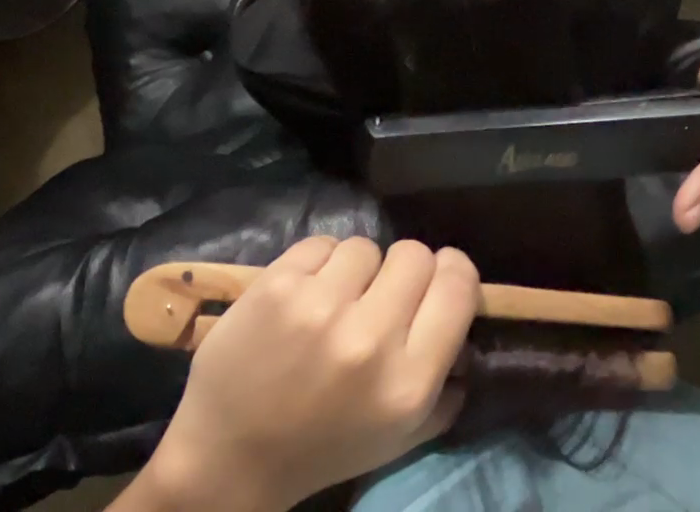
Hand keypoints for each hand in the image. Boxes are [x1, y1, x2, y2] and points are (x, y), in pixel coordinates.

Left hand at [137, 237, 479, 511]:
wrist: (232, 454)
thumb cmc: (324, 447)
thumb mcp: (401, 436)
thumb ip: (445, 385)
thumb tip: (467, 330)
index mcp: (409, 381)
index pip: (457, 286)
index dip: (453, 272)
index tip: (439, 277)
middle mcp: (370, 339)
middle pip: (415, 255)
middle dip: (404, 270)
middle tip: (382, 294)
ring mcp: (319, 307)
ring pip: (365, 246)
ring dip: (356, 269)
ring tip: (336, 298)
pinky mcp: (276, 286)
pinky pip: (321, 244)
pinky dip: (318, 264)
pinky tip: (305, 293)